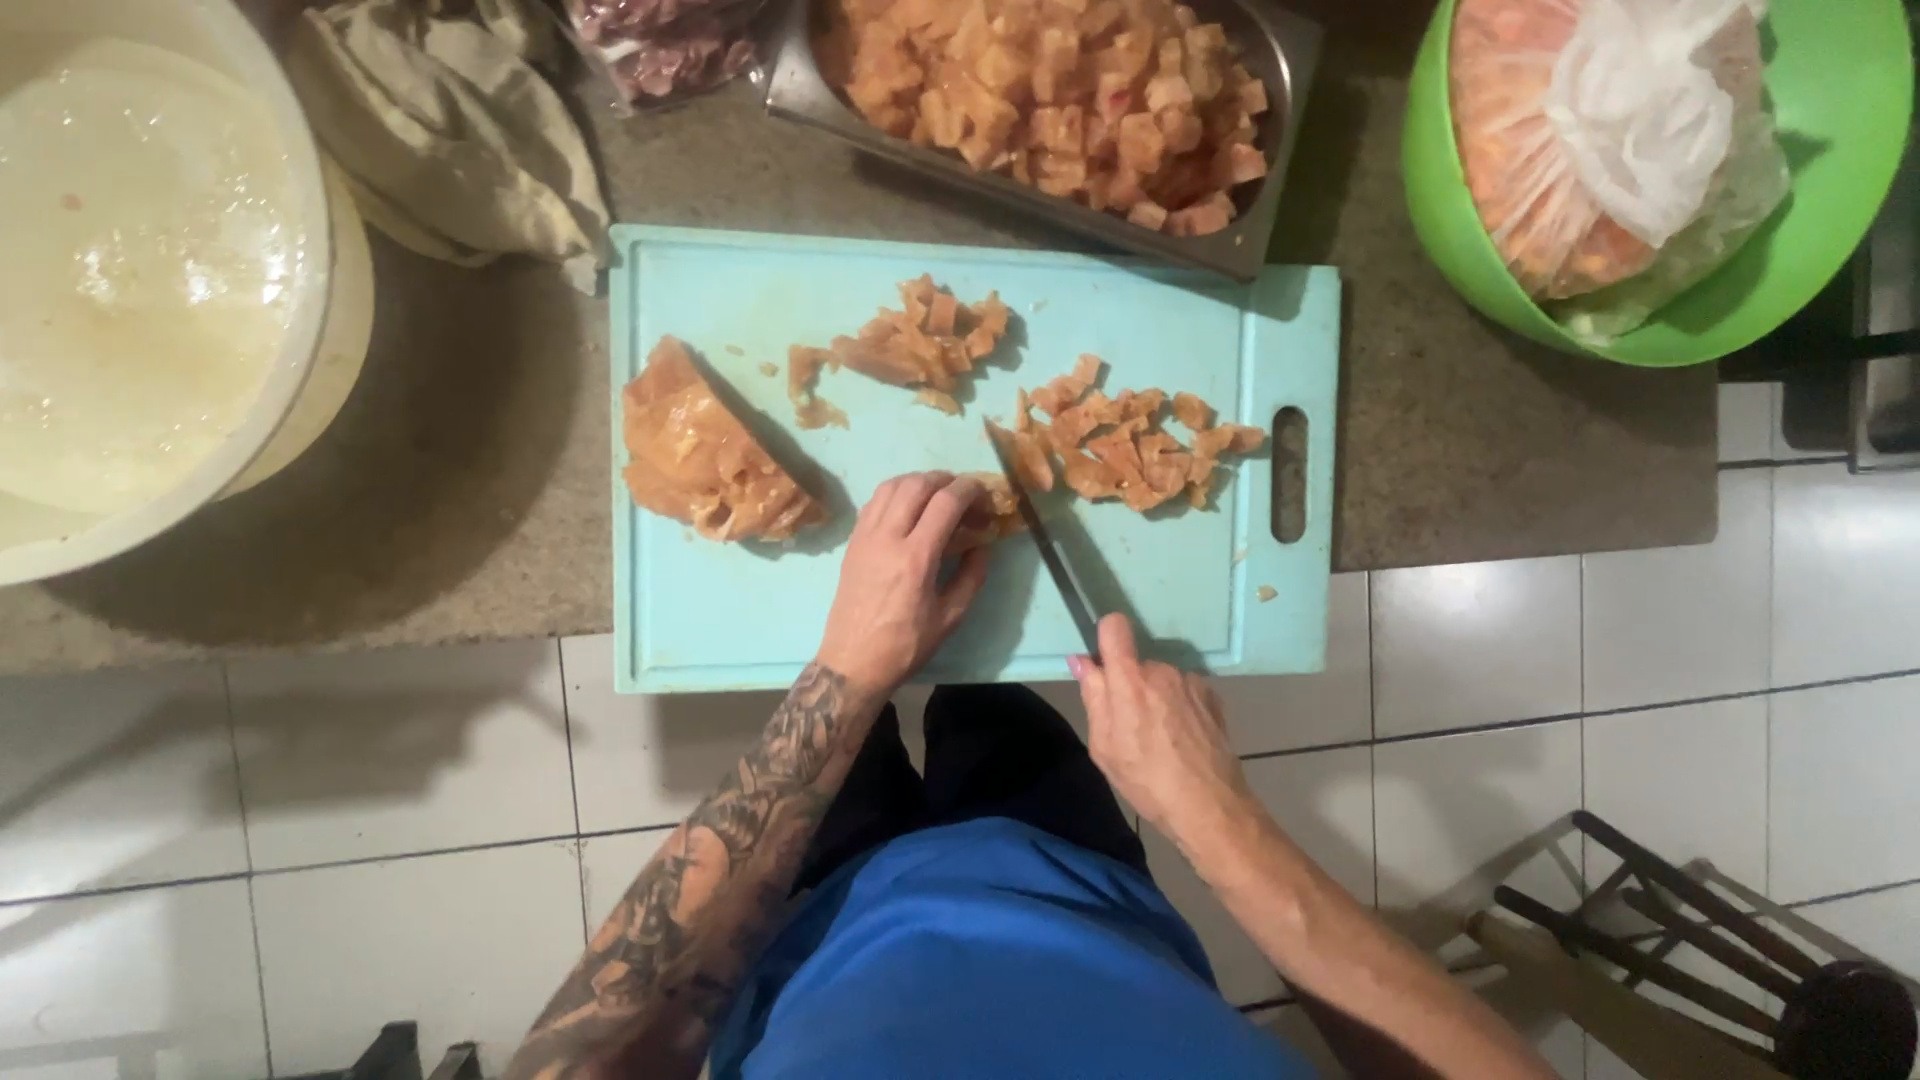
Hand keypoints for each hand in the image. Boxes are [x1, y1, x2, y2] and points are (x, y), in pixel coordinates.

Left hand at [817, 472, 992, 694]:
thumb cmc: (906, 645)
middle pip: (917, 484)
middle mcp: (887, 538)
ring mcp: (864, 537)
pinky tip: (909, 509)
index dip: (970, 490)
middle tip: (964, 494)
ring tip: (937, 496)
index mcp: (916, 558)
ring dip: (919, 481)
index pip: (946, 502)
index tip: (985, 495)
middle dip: (946, 480)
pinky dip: (896, 493)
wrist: (853, 662)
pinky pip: (874, 501)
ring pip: (891, 485)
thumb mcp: (951, 617)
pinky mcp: (852, 542)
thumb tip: (983, 544)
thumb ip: (972, 576)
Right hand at [1071, 614, 1254, 844]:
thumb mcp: (1104, 746)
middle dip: (1130, 685)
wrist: (1209, 806)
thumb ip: (1093, 697)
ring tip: (1162, 737)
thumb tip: (1083, 662)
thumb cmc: (1146, 780)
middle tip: (1132, 726)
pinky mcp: (1212, 695)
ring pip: (1161, 679)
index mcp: (1130, 680)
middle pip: (1137, 663)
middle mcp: (1163, 670)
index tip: (1104, 664)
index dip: (1106, 638)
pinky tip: (1183, 738)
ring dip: (1157, 697)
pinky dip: (1179, 706)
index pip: (1114, 627)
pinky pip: (1183, 691)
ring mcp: (1191, 682)